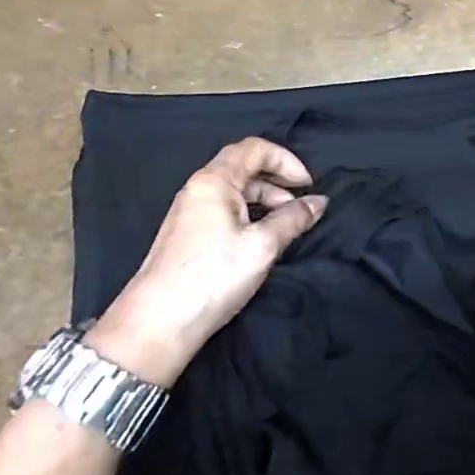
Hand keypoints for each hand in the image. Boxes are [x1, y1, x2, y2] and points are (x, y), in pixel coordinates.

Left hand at [89, 138, 326, 384]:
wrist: (155, 326)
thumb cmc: (212, 277)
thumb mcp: (263, 245)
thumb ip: (294, 218)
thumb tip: (318, 202)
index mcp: (213, 181)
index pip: (254, 148)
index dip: (286, 159)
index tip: (307, 184)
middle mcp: (198, 189)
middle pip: (244, 166)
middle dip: (278, 180)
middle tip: (300, 205)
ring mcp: (190, 212)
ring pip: (235, 190)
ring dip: (266, 199)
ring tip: (285, 224)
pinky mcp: (188, 235)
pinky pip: (226, 209)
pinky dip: (250, 214)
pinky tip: (262, 238)